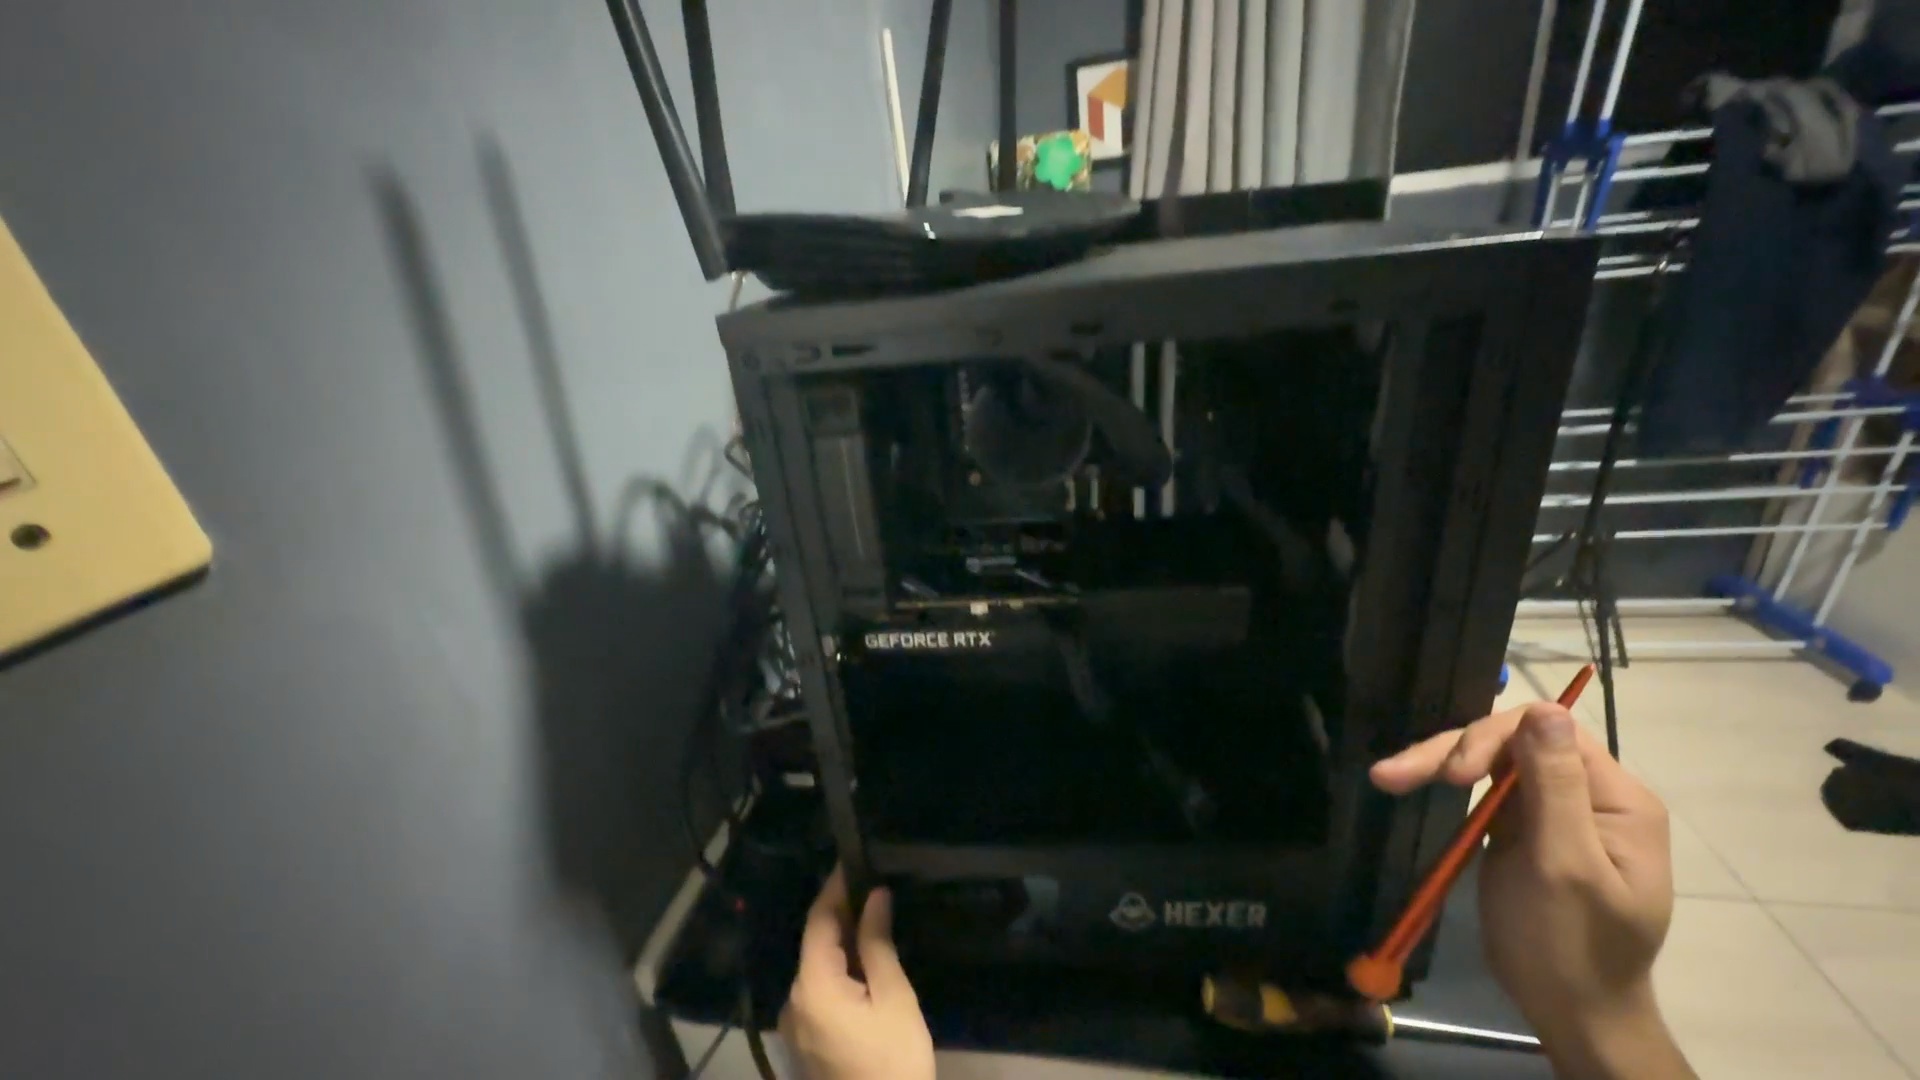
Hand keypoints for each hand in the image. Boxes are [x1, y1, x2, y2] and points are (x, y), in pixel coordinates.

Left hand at [781, 866, 934, 1079]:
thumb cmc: (893, 1062)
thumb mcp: (893, 998)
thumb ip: (878, 943)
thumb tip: (874, 897)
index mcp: (813, 985)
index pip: (818, 921)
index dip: (836, 889)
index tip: (856, 862)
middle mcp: (794, 1000)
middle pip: (815, 942)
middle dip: (841, 911)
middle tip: (872, 885)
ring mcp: (796, 1024)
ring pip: (816, 965)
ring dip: (841, 939)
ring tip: (874, 914)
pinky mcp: (806, 1041)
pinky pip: (818, 988)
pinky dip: (839, 967)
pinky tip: (865, 960)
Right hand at [1371, 703, 1690, 1076]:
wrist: (1570, 1010)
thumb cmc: (1573, 944)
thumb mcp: (1565, 866)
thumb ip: (1557, 786)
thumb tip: (1546, 708)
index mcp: (1616, 799)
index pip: (1549, 734)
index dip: (1492, 741)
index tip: (1450, 777)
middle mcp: (1588, 793)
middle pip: (1511, 742)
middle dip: (1451, 754)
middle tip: (1393, 776)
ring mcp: (1553, 808)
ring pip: (1488, 760)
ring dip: (1436, 764)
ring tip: (1385, 777)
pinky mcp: (1521, 824)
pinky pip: (1480, 785)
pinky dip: (1441, 783)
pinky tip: (1407, 782)